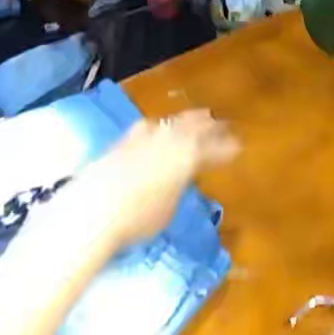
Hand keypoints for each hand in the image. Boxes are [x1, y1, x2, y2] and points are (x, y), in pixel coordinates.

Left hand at [53, 109, 239, 252]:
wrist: (94, 208)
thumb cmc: (138, 217)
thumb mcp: (168, 210)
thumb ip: (179, 187)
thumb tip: (179, 180)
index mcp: (190, 153)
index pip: (216, 148)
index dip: (228, 148)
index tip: (239, 147)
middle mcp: (172, 137)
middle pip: (198, 125)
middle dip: (212, 125)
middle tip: (223, 124)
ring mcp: (147, 134)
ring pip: (175, 121)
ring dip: (189, 120)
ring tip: (198, 117)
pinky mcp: (125, 139)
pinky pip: (153, 125)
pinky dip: (163, 126)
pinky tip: (160, 127)